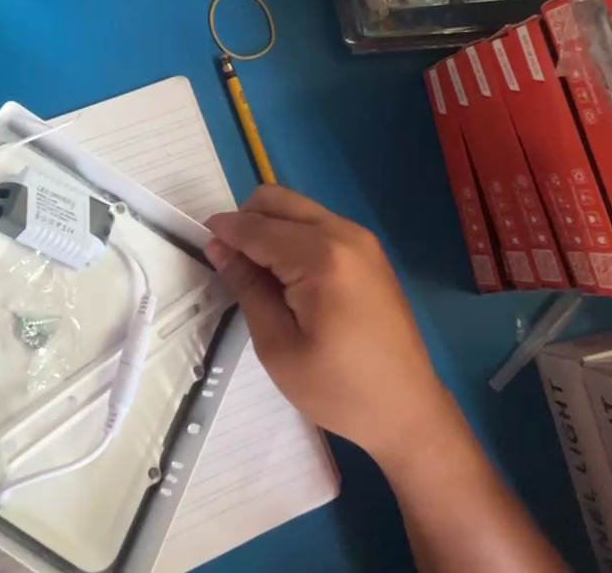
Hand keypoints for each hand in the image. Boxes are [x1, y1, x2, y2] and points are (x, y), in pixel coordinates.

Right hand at [205, 185, 450, 459]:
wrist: (409, 411)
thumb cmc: (339, 389)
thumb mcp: (278, 346)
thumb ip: (247, 287)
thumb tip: (219, 247)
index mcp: (321, 257)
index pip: (257, 227)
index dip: (224, 232)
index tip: (202, 244)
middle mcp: (344, 234)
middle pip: (277, 200)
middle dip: (246, 221)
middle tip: (232, 262)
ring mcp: (361, 240)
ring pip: (297, 207)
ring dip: (269, 226)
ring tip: (259, 274)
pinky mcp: (369, 251)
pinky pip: (317, 223)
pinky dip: (292, 234)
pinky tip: (289, 276)